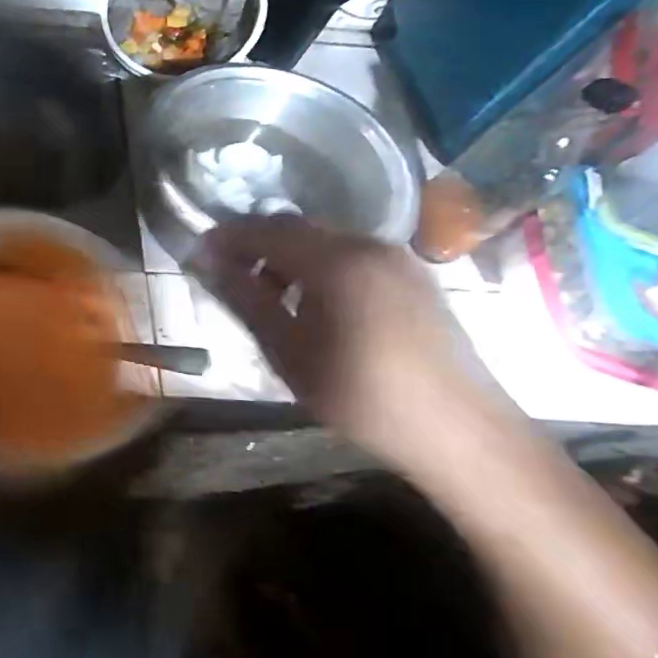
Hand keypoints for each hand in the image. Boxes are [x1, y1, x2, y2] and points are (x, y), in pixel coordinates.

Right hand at [189, 216, 479, 460]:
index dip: (229, 237)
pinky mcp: (414, 277)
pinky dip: (321, 266)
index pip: (268, 230)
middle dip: (258, 244)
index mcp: (337, 261)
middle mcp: (370, 245)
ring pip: (327, 241)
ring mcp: (398, 258)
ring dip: (289, 256)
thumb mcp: (289, 353)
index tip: (199, 252)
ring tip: (267, 293)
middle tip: (228, 273)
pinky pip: (354, 256)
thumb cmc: (361, 396)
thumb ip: (247, 300)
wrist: (457, 429)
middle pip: (299, 228)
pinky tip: (313, 303)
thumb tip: (211, 263)